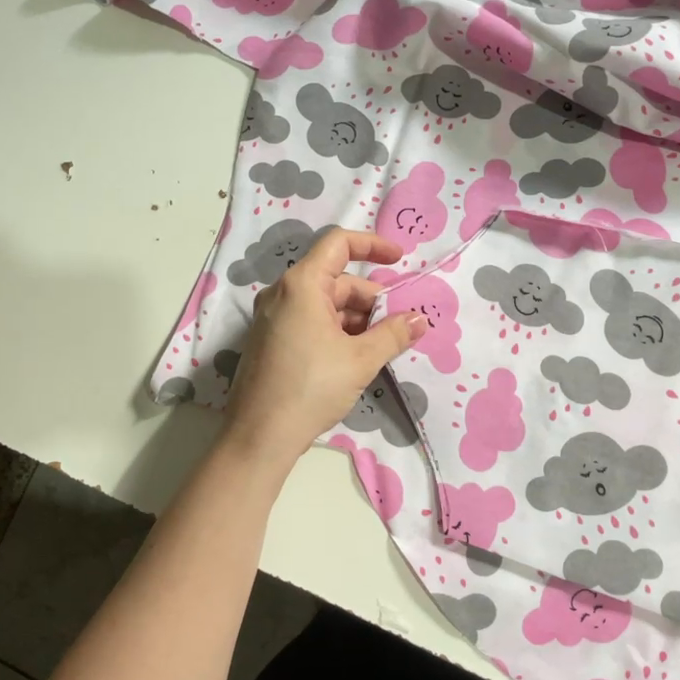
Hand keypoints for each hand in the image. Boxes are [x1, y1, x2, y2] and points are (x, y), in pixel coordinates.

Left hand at [222, 228, 427, 460]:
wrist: (260, 435)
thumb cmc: (311, 388)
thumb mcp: (360, 360)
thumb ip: (393, 334)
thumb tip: (420, 320)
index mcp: (301, 285)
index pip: (338, 244)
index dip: (372, 245)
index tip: (400, 259)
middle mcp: (283, 293)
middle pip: (336, 280)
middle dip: (370, 299)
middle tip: (398, 326)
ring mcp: (274, 317)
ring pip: (325, 304)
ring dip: (356, 319)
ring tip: (381, 347)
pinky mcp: (271, 340)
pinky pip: (310, 321)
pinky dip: (337, 330)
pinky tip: (356, 357)